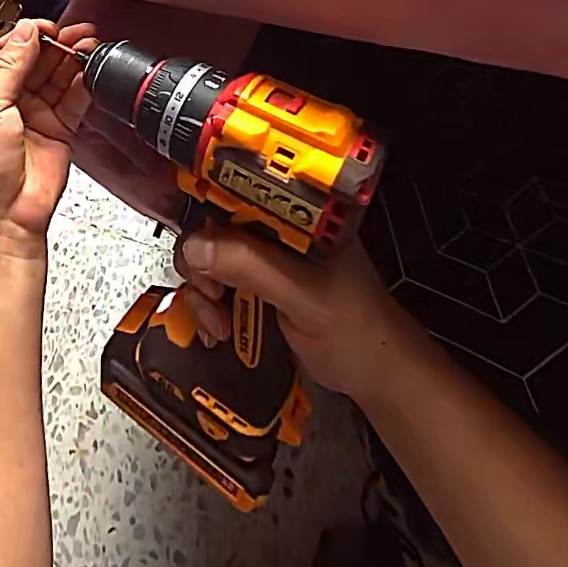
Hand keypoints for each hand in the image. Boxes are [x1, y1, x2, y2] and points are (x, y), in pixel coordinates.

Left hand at [0, 19, 97, 259]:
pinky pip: (74, 101)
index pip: (5, 51)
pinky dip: (84, 84)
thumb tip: (25, 33)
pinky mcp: (57, 132)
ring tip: (89, 45)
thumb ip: (7, 66)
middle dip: (55, 44)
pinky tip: (91, 70)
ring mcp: (32, 116)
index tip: (48, 26)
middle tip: (75, 33)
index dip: (28, 35)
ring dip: (72, 59)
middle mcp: (5, 101)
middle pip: (35, 60)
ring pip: (57, 77)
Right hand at [174, 228, 434, 401]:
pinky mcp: (254, 283)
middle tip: (211, 292)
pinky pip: (214, 282)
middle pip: (214, 222)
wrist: (376, 379)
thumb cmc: (357, 331)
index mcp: (297, 211)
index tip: (191, 239)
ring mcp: (264, 256)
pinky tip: (218, 328)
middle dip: (199, 258)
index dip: (206, 204)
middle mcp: (276, 226)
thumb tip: (193, 245)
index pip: (239, 187)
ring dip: (201, 287)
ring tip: (217, 321)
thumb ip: (249, 266)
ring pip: (207, 254)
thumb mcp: (303, 295)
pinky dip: (206, 303)